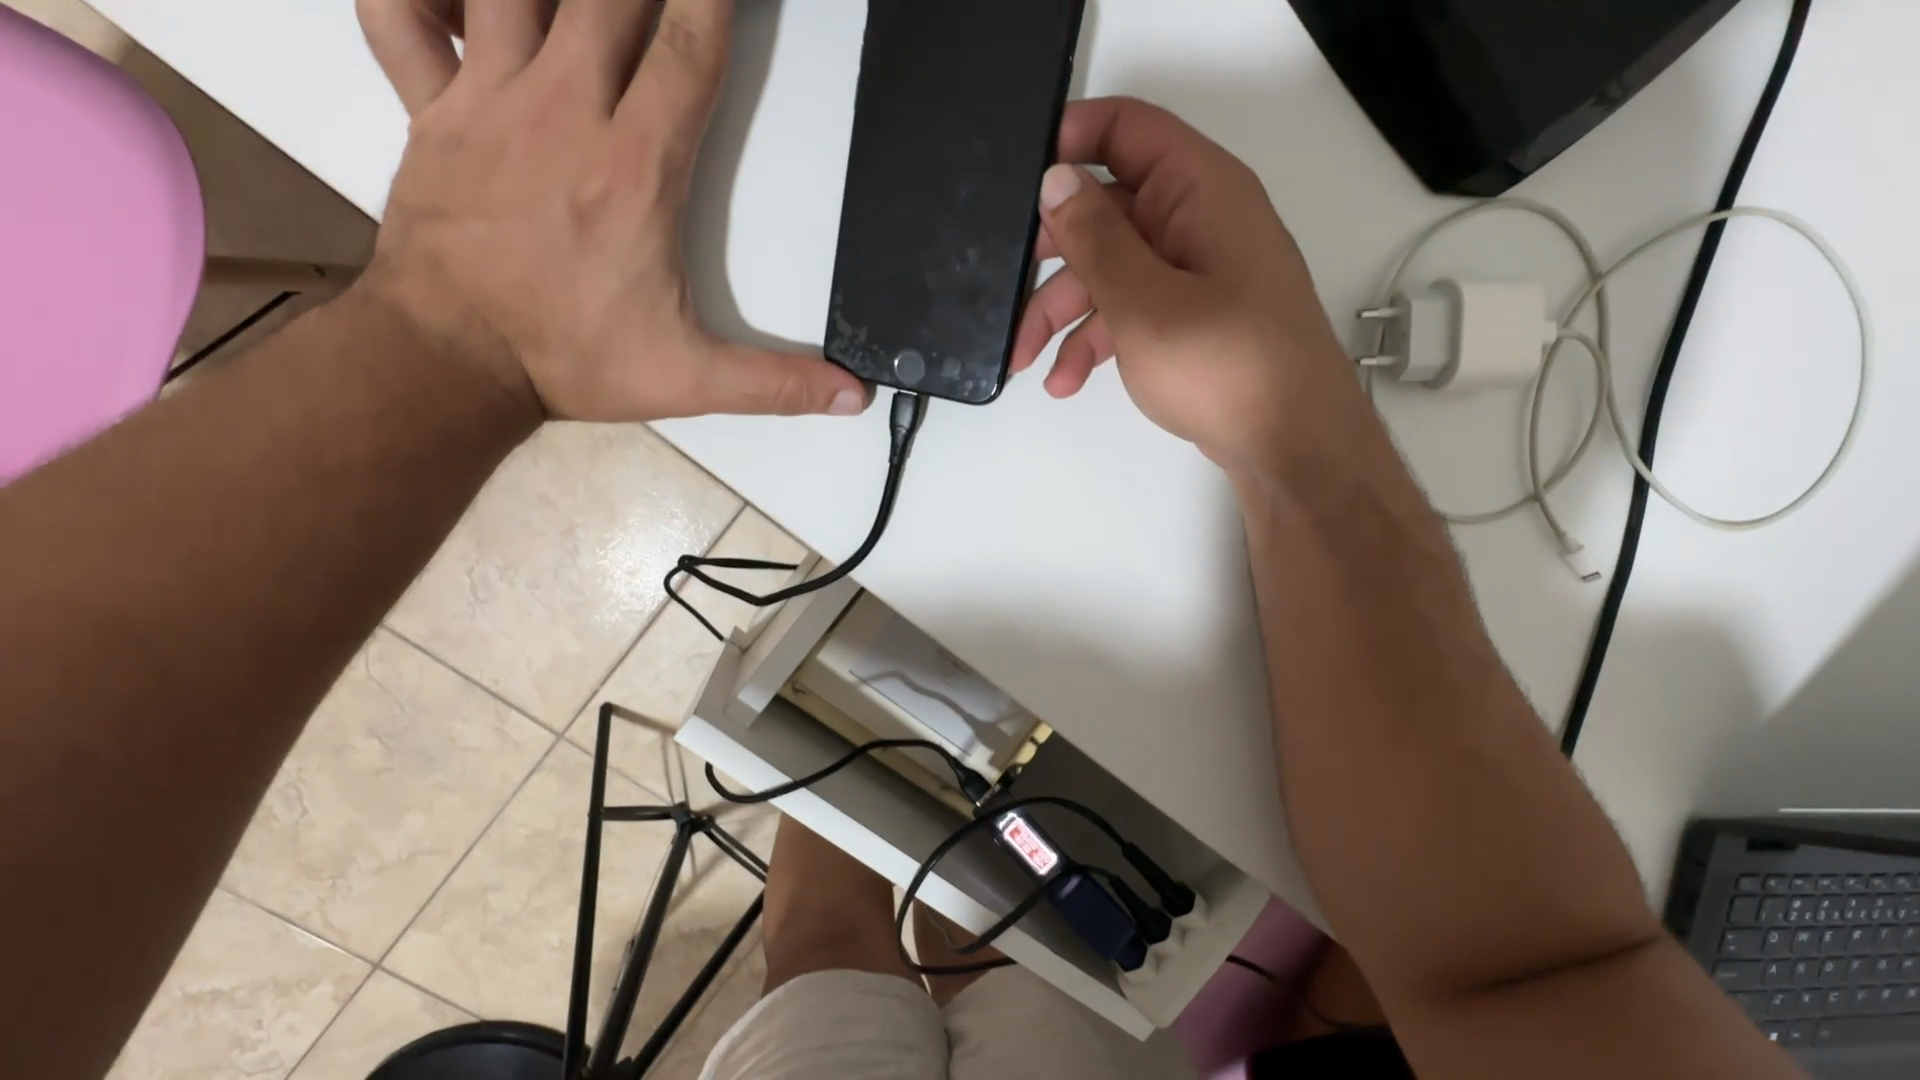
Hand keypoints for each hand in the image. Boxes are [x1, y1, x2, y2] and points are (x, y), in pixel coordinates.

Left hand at [354, 0, 870, 421]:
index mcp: (636, 169)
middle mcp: (565, 114)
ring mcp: (491, 102)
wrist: (450, 361)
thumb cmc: (566, 360)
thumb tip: (852, 397)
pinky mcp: (433, 112)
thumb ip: (774, 383)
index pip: (689, 49)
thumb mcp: (687, 380)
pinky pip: (401, 13)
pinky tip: (463, 1)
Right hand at [1010, 98, 1348, 466]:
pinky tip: (1065, 379)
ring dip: (1062, 313)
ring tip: (1027, 360)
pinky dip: (1094, 339)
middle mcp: (1196, 220)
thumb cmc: (1227, 366)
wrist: (1289, 445)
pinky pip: (1128, 309)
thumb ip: (1095, 238)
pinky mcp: (1189, 315)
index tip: (1017, 180)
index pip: (1126, 129)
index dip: (1068, 139)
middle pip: (1105, 210)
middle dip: (1051, 255)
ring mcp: (1194, 271)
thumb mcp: (1145, 301)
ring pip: (1109, 269)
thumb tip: (1056, 180)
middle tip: (1007, 289)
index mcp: (1198, 191)